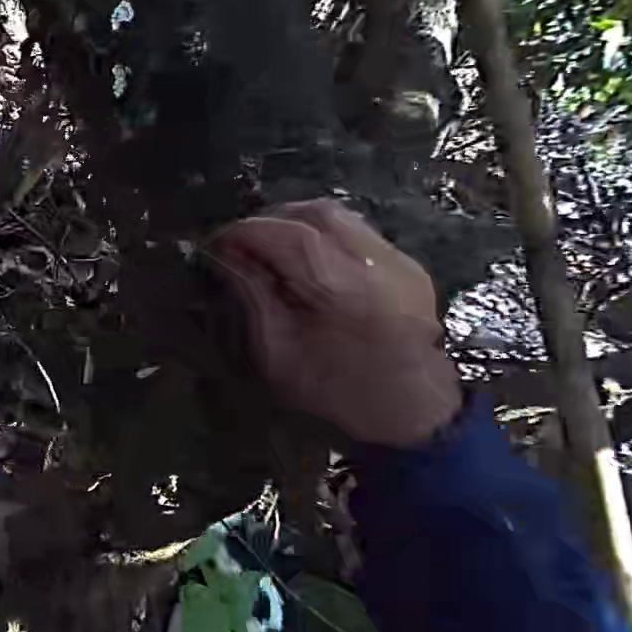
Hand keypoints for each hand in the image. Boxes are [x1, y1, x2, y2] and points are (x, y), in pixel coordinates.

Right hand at [208, 199, 461, 446]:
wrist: (418, 418)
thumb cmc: (339, 395)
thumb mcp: (279, 354)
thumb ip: (253, 296)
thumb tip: (225, 256)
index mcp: (346, 291)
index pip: (287, 235)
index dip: (244, 231)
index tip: (214, 243)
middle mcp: (378, 263)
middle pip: (314, 214)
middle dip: (268, 221)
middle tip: (238, 243)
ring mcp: (399, 259)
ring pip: (337, 216)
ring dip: (294, 223)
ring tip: (267, 247)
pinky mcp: (407, 263)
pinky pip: (354, 230)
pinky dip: (320, 234)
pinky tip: (303, 259)